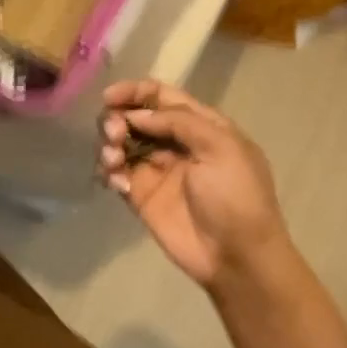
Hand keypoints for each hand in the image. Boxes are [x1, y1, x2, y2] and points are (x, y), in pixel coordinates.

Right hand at [97, 80, 291, 290]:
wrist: (236, 256)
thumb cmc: (237, 197)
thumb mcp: (221, 148)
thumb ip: (179, 122)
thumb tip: (136, 115)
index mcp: (202, 127)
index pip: (163, 96)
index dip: (135, 91)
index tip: (110, 96)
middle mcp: (176, 143)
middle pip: (135, 117)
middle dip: (118, 119)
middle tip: (114, 134)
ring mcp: (156, 170)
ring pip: (120, 143)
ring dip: (110, 144)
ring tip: (113, 160)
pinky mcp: (140, 195)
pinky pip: (115, 173)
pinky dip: (110, 172)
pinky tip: (117, 183)